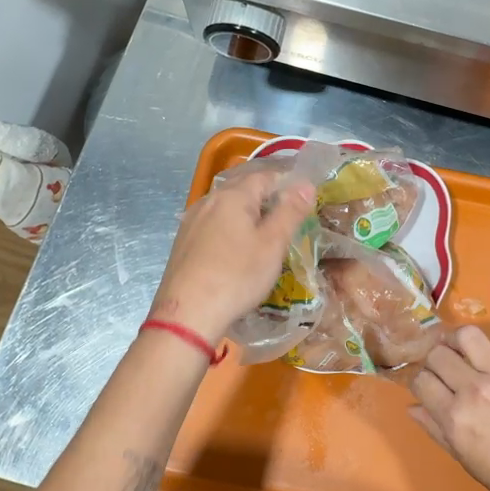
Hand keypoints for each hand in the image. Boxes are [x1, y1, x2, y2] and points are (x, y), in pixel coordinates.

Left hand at [151, 169, 314, 344]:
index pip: (265, 176)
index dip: (287, 184)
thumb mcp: (273, 244)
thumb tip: (306, 183)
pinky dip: (230, 229)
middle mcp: (208, 201)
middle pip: (243, 188)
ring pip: (226, 207)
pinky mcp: (183, 242)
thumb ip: (290, 211)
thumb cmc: (236, 277)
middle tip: (287, 219)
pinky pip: (213, 224)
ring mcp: (192, 221)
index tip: (303, 203)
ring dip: (247, 214)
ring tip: (264, 235)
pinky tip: (235, 251)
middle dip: (267, 197)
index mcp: (233, 196)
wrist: (187, 315)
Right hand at [409, 325, 489, 490]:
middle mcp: (475, 390)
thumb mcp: (462, 458)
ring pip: (468, 335)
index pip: (421, 380)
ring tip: (461, 350)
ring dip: (458, 339)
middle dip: (434, 360)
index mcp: (455, 417)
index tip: (427, 385)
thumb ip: (435, 428)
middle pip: (438, 354)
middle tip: (443, 369)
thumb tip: (413, 407)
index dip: (419, 381)